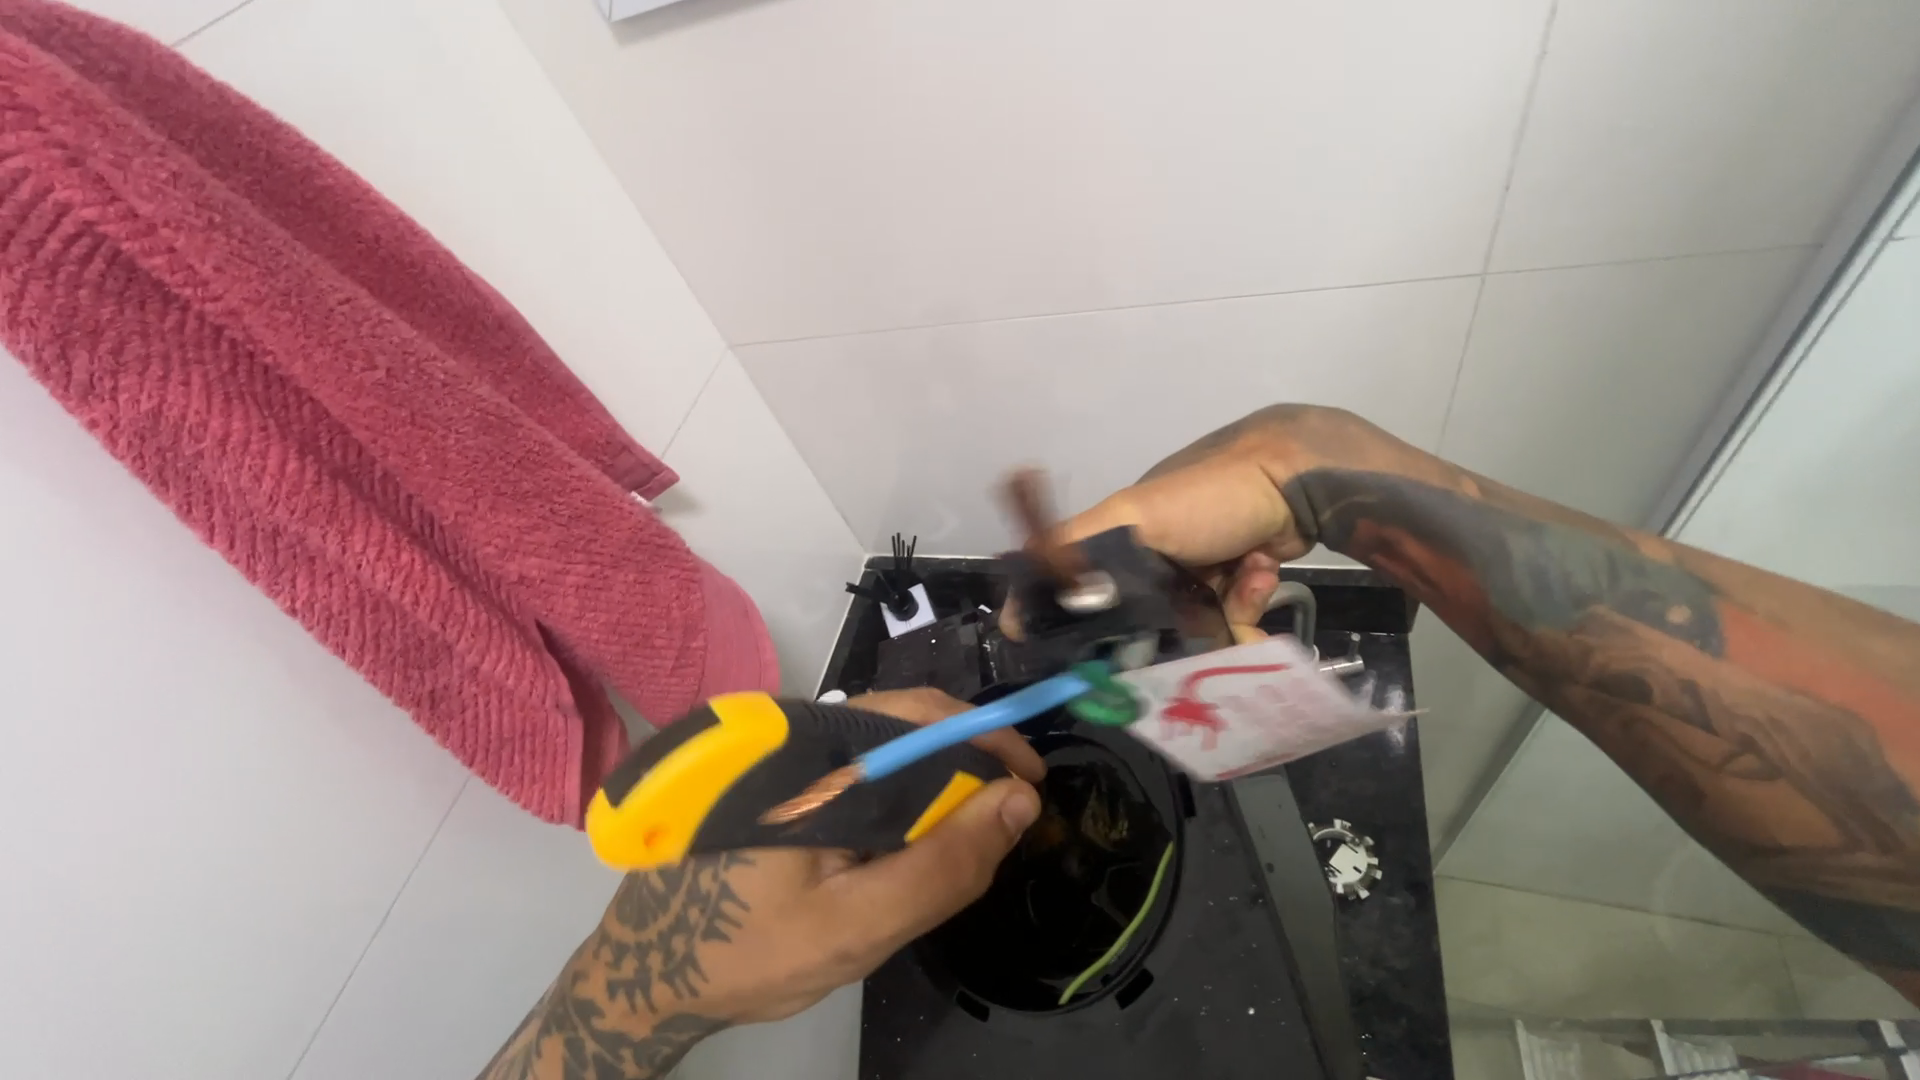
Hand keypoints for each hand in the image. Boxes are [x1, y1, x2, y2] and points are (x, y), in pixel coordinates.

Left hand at [482, 689, 1043, 1079]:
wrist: (649, 968)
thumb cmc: (748, 951)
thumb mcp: (856, 928)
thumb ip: (941, 867)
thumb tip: (1016, 801)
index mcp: (816, 757)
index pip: (924, 718)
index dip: (988, 740)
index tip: (1031, 786)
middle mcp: (802, 733)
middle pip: (910, 719)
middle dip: (972, 757)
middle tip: (1008, 814)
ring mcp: (790, 748)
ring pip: (891, 738)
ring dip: (942, 773)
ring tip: (973, 826)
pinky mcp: (786, 770)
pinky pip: (865, 760)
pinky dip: (908, 786)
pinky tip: (919, 828)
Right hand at [1005, 405, 1402, 641]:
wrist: (1299, 478)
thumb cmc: (1207, 496)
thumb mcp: (1130, 518)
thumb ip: (1072, 552)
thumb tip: (1010, 615)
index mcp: (1120, 538)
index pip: (1090, 594)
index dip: (1098, 626)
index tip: (1116, 653)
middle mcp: (1154, 554)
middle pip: (1145, 621)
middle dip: (1172, 626)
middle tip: (1191, 628)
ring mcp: (1197, 568)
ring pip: (1192, 624)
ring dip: (1220, 610)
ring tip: (1243, 582)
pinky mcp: (1235, 577)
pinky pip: (1230, 614)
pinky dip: (1247, 599)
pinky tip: (1261, 572)